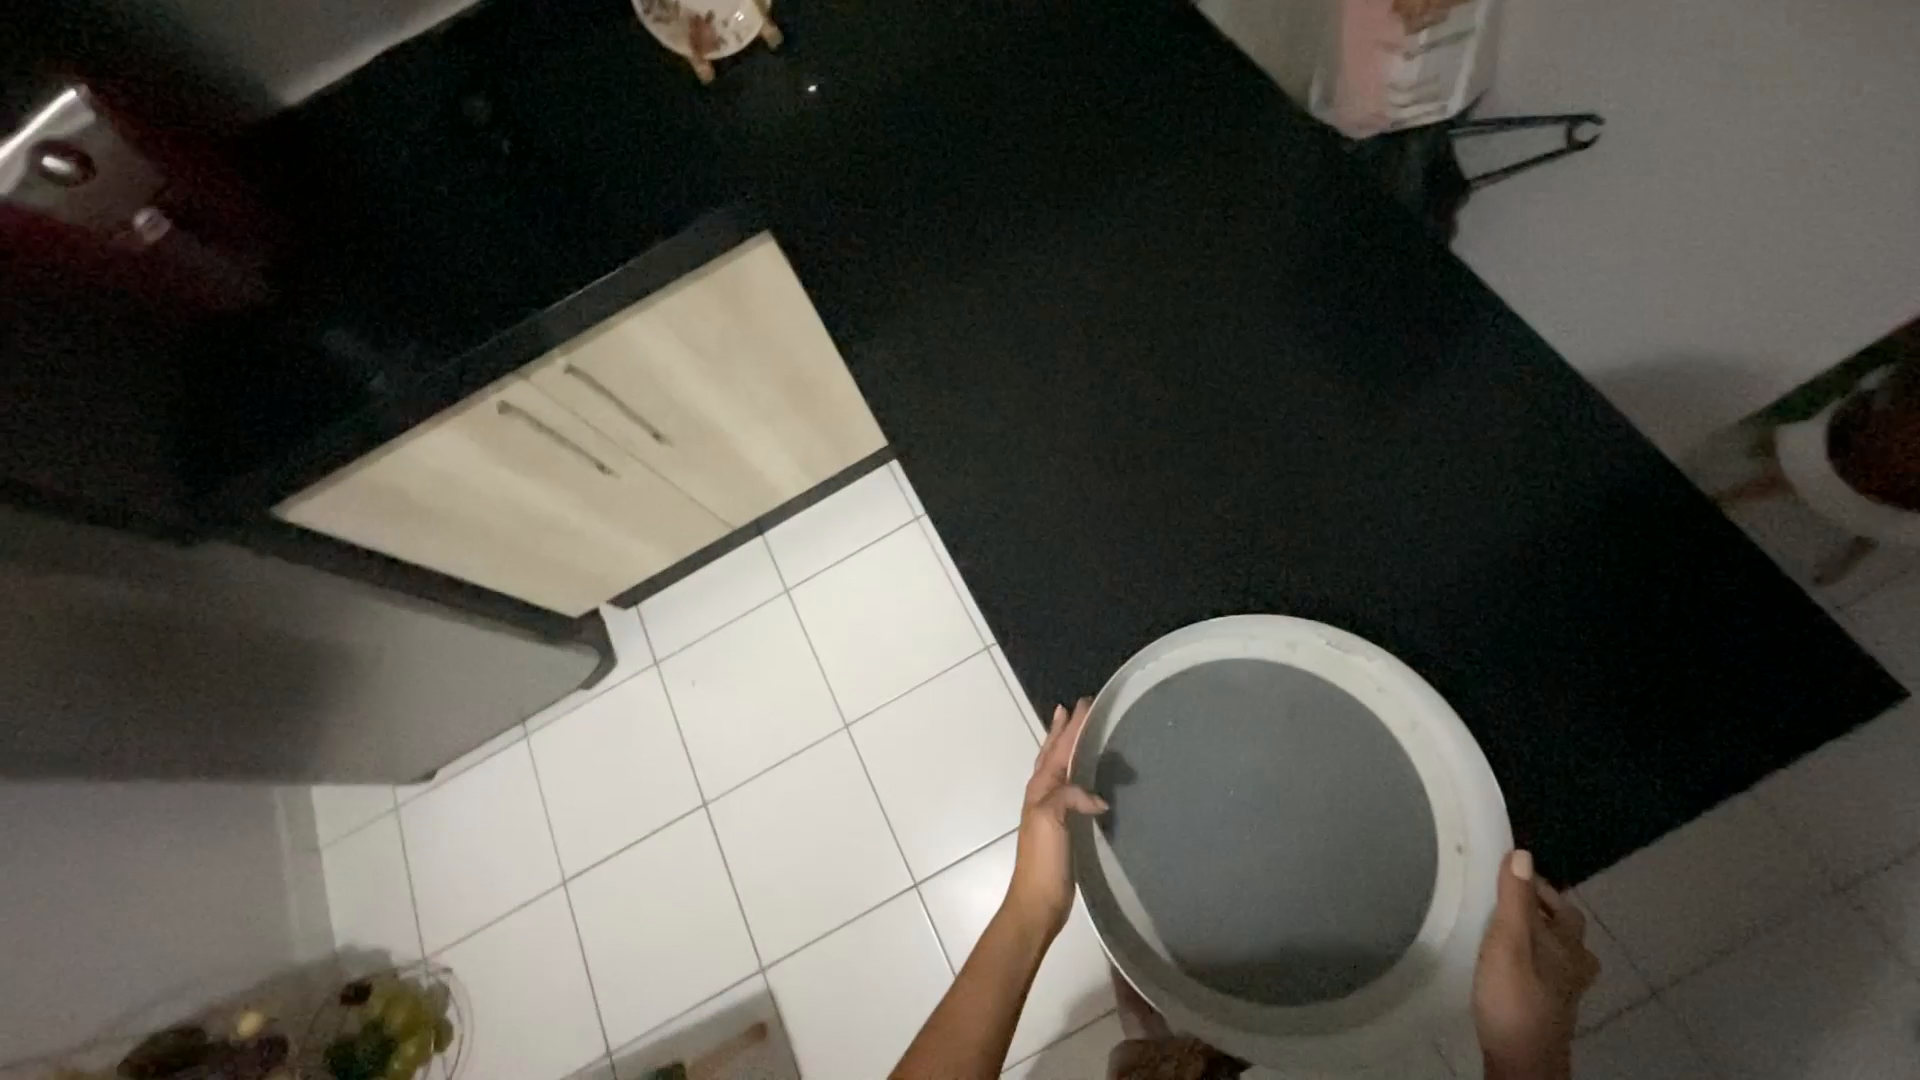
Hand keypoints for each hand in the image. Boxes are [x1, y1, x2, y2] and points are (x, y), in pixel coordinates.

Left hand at [1004, 697, 1108, 938]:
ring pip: (1057, 769)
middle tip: (1075, 708)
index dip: (1071, 727)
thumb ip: (1069, 798)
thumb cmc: (1042, 861)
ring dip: (1065, 748)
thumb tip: (1099, 799)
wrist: (1036, 902)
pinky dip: (1075, 775)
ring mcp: (1051, 810)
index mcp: (1041, 788)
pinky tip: (1086, 779)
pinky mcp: (1063, 827)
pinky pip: (1069, 790)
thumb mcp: (1051, 822)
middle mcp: (1043, 794)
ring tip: (1073, 731)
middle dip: (1063, 730)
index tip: (1084, 704)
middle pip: (1053, 753)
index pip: (1058, 749)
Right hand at [1473, 851, 1599, 1079]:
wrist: (1522, 1057)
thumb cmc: (1515, 994)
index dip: (1539, 887)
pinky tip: (1508, 961)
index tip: (1507, 873)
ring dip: (1539, 934)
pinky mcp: (1547, 1006)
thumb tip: (1522, 853)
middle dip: (1542, 910)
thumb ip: (1514, 898)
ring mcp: (1563, 990)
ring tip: (1506, 925)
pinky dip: (1532, 957)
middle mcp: (1573, 965)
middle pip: (1567, 930)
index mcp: (1568, 946)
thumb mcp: (1509, 939)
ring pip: (1559, 953)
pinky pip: (1545, 971)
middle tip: (1505, 896)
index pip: (1564, 906)